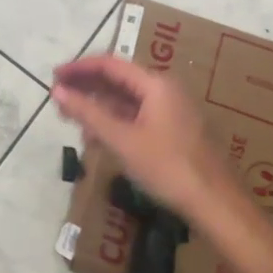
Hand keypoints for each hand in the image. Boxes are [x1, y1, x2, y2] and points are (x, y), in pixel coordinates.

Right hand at [50, 54, 229, 216]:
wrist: (218, 208)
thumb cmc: (168, 168)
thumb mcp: (120, 139)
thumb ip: (86, 112)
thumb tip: (56, 90)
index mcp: (156, 84)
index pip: (109, 64)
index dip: (78, 67)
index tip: (53, 76)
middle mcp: (166, 90)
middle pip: (118, 78)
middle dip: (86, 87)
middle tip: (59, 99)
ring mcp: (173, 111)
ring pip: (127, 98)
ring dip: (98, 105)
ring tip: (73, 118)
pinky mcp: (176, 130)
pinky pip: (138, 114)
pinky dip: (115, 119)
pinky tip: (99, 135)